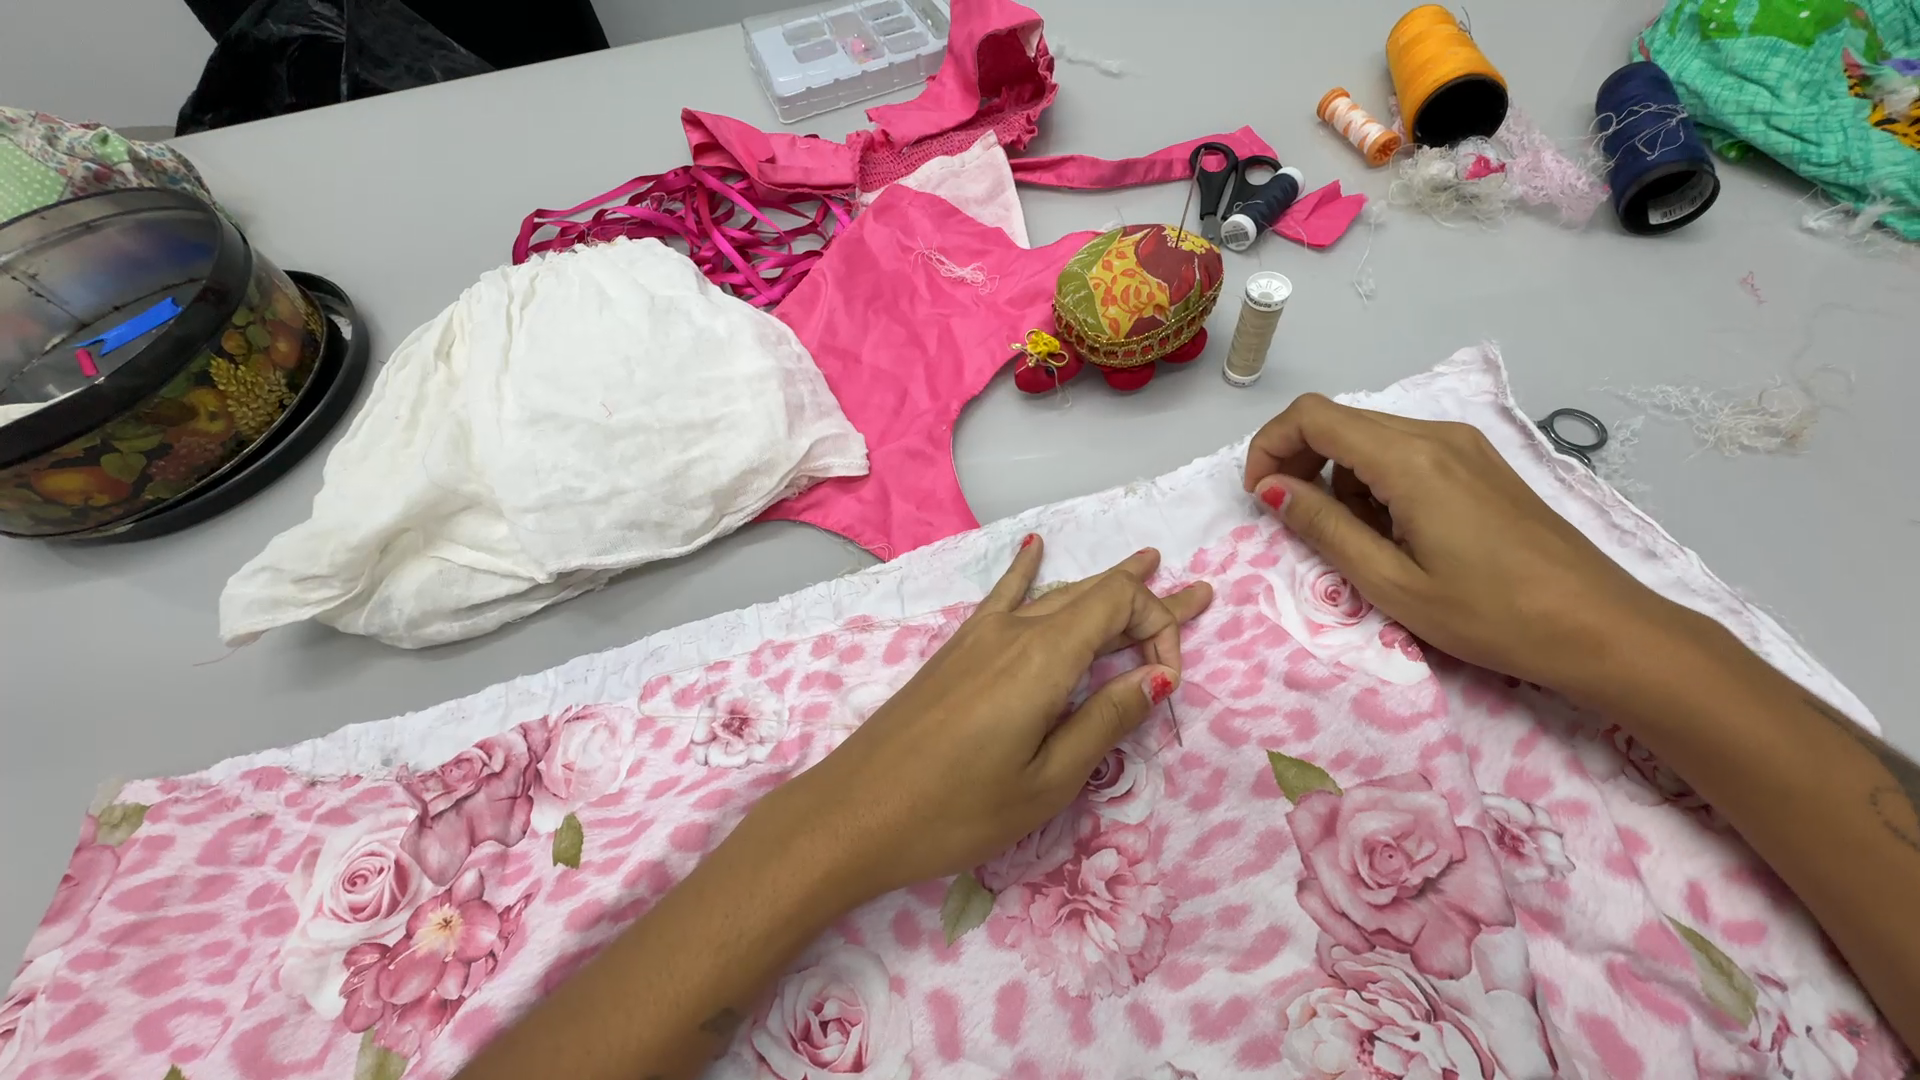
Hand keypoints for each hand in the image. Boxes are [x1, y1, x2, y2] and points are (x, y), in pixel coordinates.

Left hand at [753, 538, 1212, 903]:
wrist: (855, 812)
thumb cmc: (957, 810)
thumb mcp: (1047, 781)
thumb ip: (1104, 720)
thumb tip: (1157, 676)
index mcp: (1044, 657)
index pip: (1120, 606)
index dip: (1160, 627)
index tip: (1170, 682)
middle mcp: (1014, 630)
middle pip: (1094, 595)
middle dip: (1150, 600)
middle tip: (1199, 595)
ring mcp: (980, 634)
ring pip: (1057, 595)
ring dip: (1106, 585)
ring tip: (1148, 562)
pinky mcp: (956, 649)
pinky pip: (1003, 596)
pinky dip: (1027, 570)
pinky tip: (1035, 547)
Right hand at [1241, 394, 1684, 698]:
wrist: (1601, 629)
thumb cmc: (1488, 614)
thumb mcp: (1389, 581)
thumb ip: (1323, 526)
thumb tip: (1270, 488)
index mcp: (1410, 459)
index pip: (1312, 417)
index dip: (1269, 447)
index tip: (1260, 498)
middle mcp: (1435, 435)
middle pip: (1337, 420)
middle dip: (1297, 462)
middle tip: (1292, 519)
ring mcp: (1462, 446)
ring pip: (1368, 438)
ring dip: (1336, 477)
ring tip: (1351, 538)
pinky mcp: (1478, 464)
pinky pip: (1403, 453)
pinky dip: (1372, 482)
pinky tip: (1392, 530)